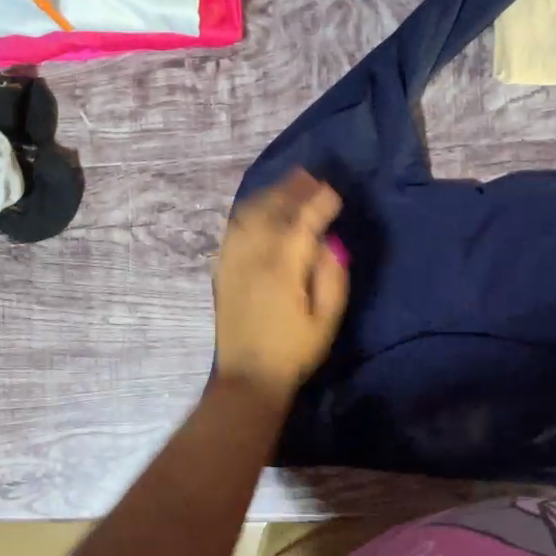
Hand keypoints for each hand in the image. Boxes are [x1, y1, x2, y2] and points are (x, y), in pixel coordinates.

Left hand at [212, 168, 349, 401]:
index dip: (318, 204)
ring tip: (287, 185)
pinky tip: (257, 209)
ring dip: (269, 196)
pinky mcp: (222, 271)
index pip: (302, 224)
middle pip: (272, 211)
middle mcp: (253, 258)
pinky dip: (247, 212)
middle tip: (310, 177)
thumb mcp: (326, 321)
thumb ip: (332, 278)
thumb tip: (331, 244)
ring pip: (249, 216)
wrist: (248, 378)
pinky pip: (232, 231)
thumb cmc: (294, 352)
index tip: (333, 193)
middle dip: (292, 190)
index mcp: (282, 269)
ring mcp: (233, 262)